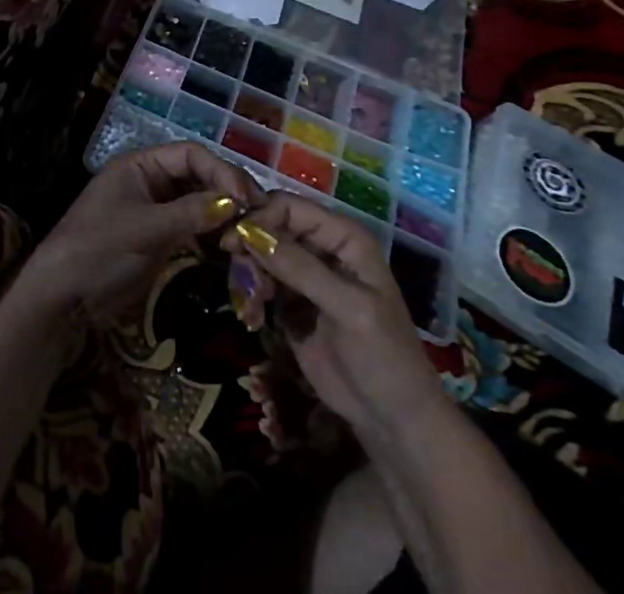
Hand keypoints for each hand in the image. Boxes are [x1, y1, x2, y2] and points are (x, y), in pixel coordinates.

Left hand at [20, 143, 260, 321]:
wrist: (65, 293)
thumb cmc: (97, 249)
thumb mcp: (144, 228)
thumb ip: (190, 213)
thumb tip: (236, 203)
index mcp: (139, 165)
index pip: (190, 154)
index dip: (221, 171)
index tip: (247, 198)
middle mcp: (150, 181)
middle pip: (200, 176)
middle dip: (228, 191)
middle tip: (260, 215)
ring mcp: (156, 209)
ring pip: (201, 202)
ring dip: (225, 214)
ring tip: (251, 232)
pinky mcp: (161, 236)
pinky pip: (195, 226)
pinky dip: (215, 233)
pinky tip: (233, 246)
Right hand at [226, 193, 446, 437]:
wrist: (390, 416)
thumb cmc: (384, 356)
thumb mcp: (348, 309)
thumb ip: (301, 269)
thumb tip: (249, 233)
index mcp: (345, 239)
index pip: (291, 207)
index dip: (260, 218)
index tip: (233, 242)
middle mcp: (322, 249)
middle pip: (269, 227)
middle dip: (248, 247)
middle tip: (239, 276)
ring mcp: (303, 277)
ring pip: (258, 254)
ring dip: (247, 274)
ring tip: (250, 303)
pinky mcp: (287, 302)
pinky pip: (257, 283)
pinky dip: (248, 295)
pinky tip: (250, 316)